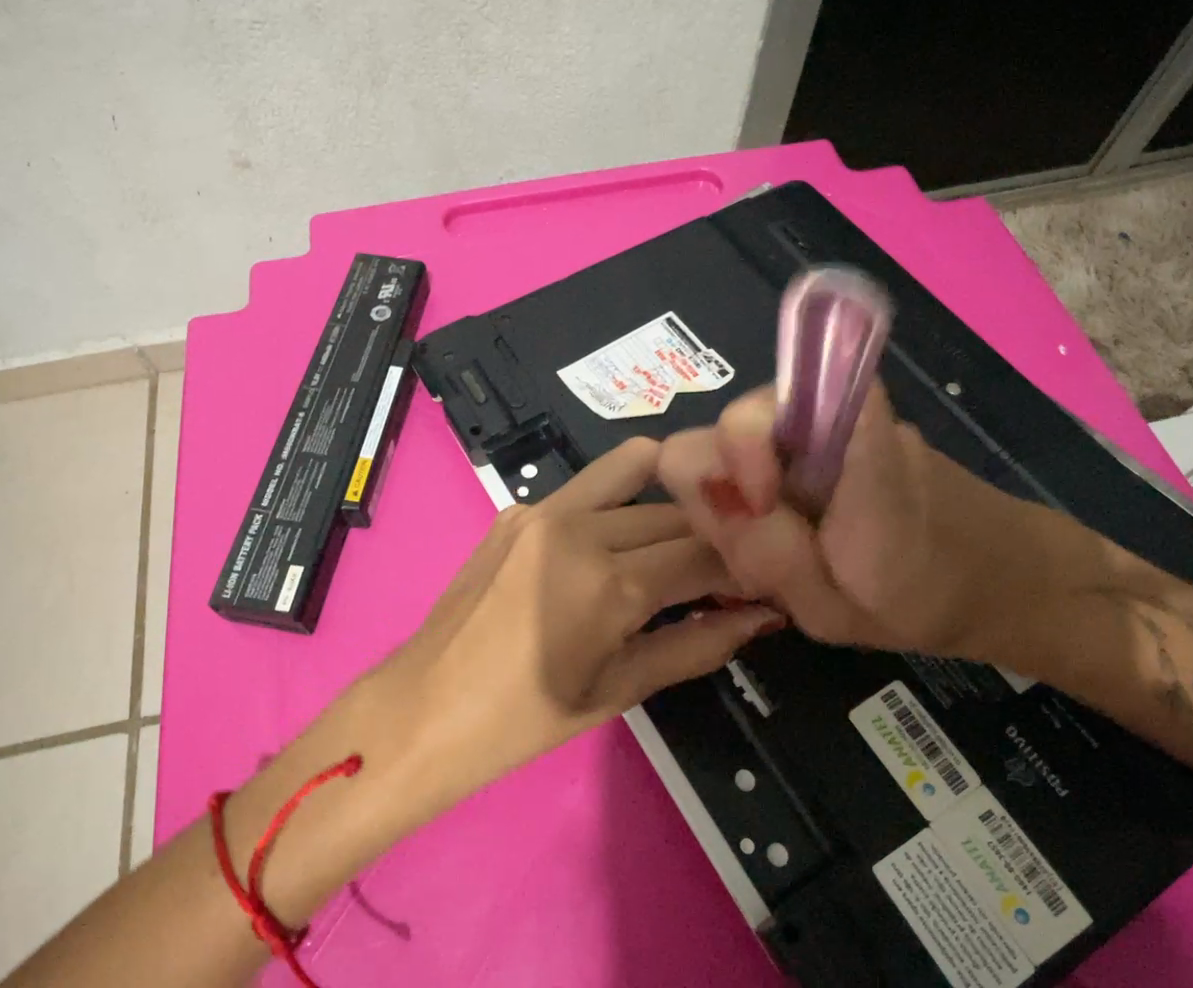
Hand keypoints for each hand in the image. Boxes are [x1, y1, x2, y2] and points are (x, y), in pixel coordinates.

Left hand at [360, 436, 783, 818]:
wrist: (424, 708)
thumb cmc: (524, 719)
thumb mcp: (619, 690)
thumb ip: (695, 645)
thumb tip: (762, 617)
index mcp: (609, 580)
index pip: (709, 551)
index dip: (748, 567)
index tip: (768, 585)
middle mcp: (579, 525)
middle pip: (677, 511)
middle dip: (715, 537)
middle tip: (732, 570)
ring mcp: (541, 508)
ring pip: (634, 474)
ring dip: (671, 502)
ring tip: (683, 541)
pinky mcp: (515, 509)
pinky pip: (586, 489)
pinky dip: (620, 505)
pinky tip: (624, 544)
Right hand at [656, 385, 1024, 661]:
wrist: (1010, 574)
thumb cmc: (928, 603)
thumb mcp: (835, 612)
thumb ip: (773, 559)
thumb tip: (720, 500)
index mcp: (850, 454)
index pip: (749, 415)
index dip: (734, 458)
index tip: (761, 509)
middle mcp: (837, 417)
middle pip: (727, 428)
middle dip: (725, 489)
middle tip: (768, 547)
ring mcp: (835, 422)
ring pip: (741, 445)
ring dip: (742, 497)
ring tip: (789, 550)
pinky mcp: (835, 434)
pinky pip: (767, 453)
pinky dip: (765, 493)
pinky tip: (801, 534)